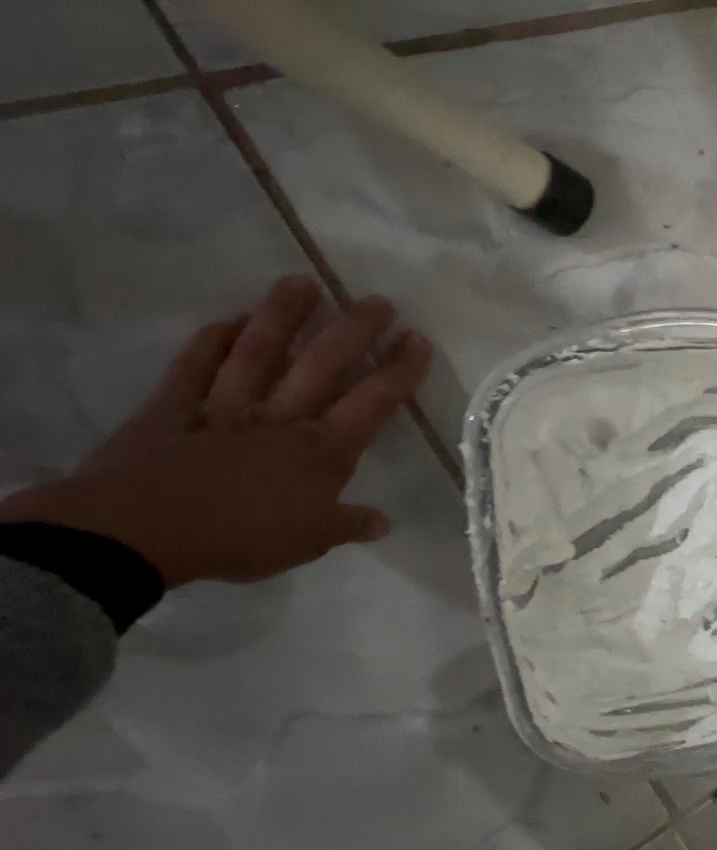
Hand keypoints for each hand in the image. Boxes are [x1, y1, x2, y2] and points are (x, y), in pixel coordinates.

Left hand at [0, 276, 433, 587]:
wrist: (141, 533)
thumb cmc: (242, 538)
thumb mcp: (312, 541)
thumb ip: (349, 524)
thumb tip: (383, 521)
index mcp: (323, 451)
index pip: (374, 402)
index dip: (400, 370)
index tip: (417, 339)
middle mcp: (282, 419)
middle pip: (323, 365)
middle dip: (354, 330)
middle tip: (377, 301)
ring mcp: (225, 408)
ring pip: (260, 353)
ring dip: (282, 316)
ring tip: (302, 282)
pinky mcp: (172, 408)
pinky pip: (195, 367)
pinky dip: (212, 342)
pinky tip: (229, 320)